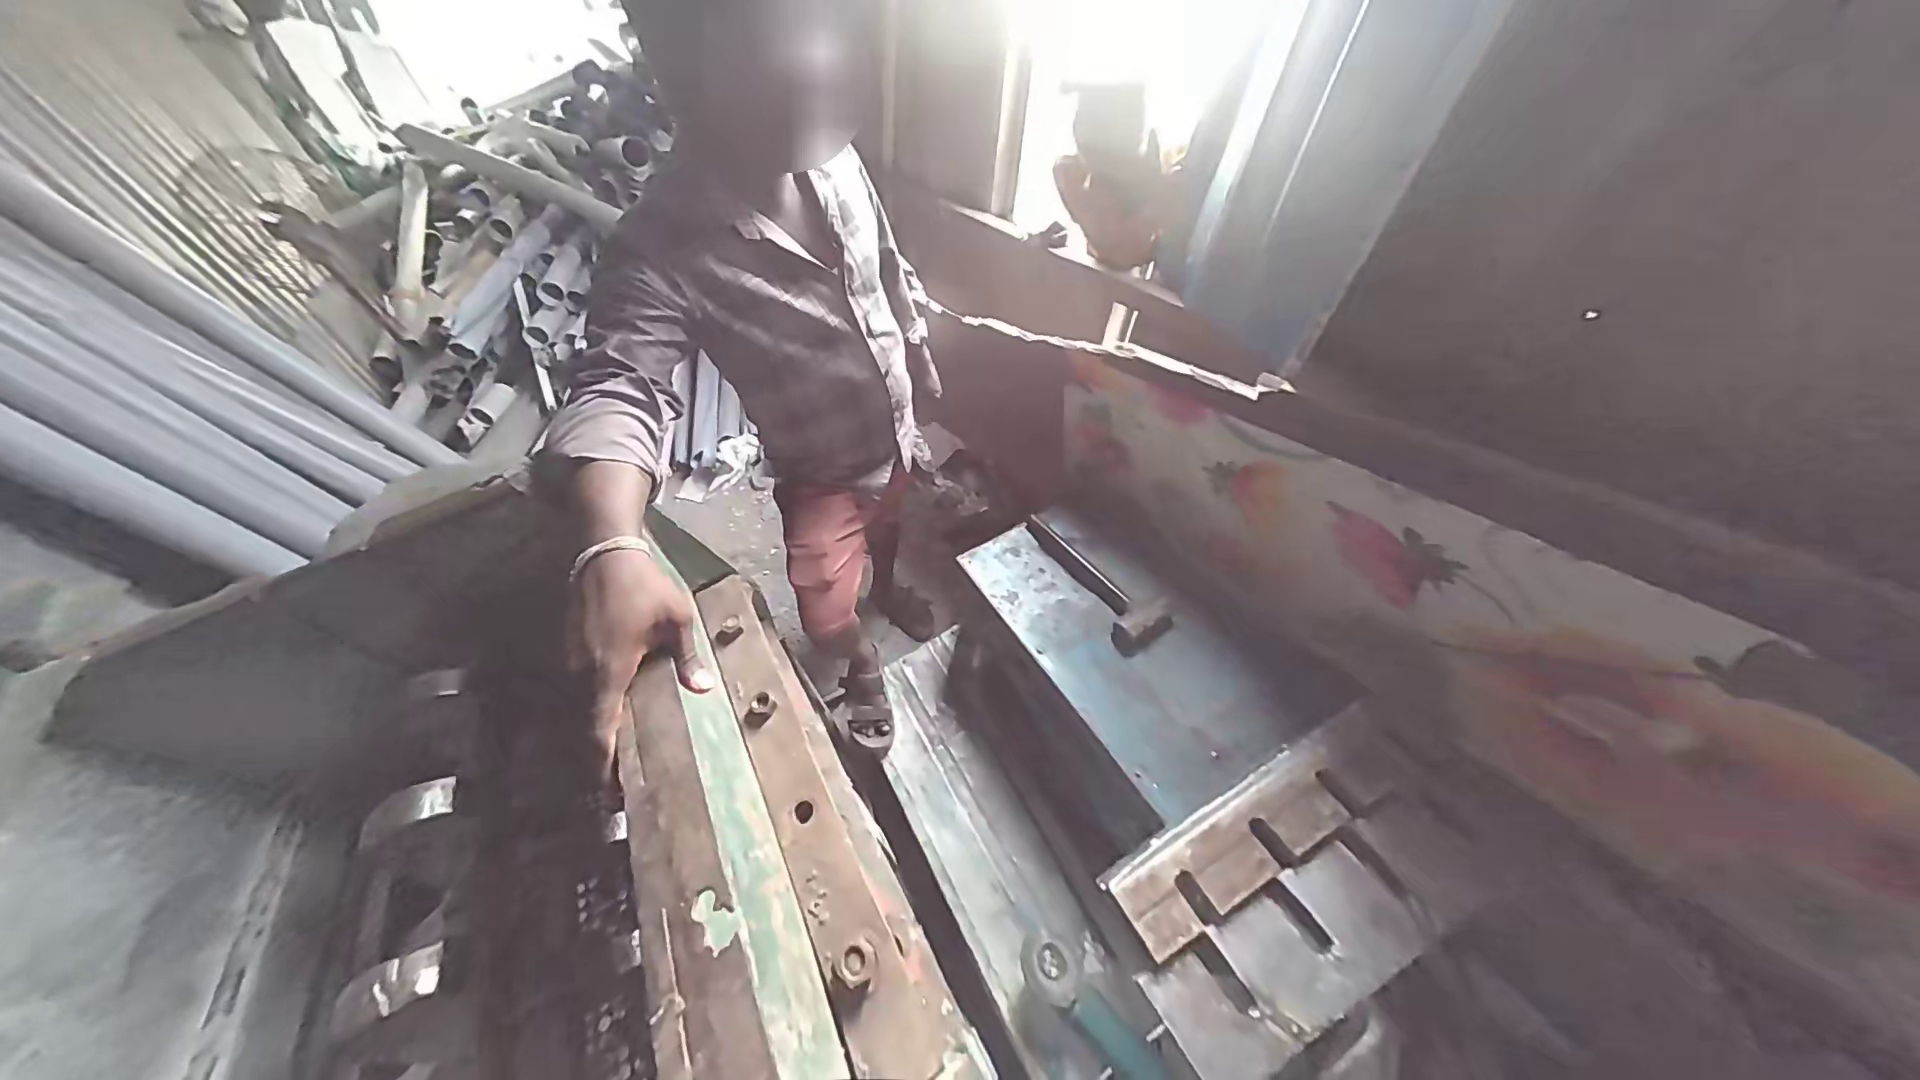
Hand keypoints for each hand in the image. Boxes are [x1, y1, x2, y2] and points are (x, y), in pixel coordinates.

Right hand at [567, 546, 716, 790]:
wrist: (606, 552)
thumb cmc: (646, 588)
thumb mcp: (676, 621)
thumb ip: (687, 658)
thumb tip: (702, 690)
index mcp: (608, 672)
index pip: (599, 730)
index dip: (601, 765)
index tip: (608, 793)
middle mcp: (582, 673)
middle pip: (587, 725)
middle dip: (600, 755)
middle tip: (620, 781)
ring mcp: (571, 660)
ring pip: (582, 706)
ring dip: (598, 728)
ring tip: (621, 750)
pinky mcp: (570, 648)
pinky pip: (581, 686)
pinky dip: (595, 704)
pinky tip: (615, 707)